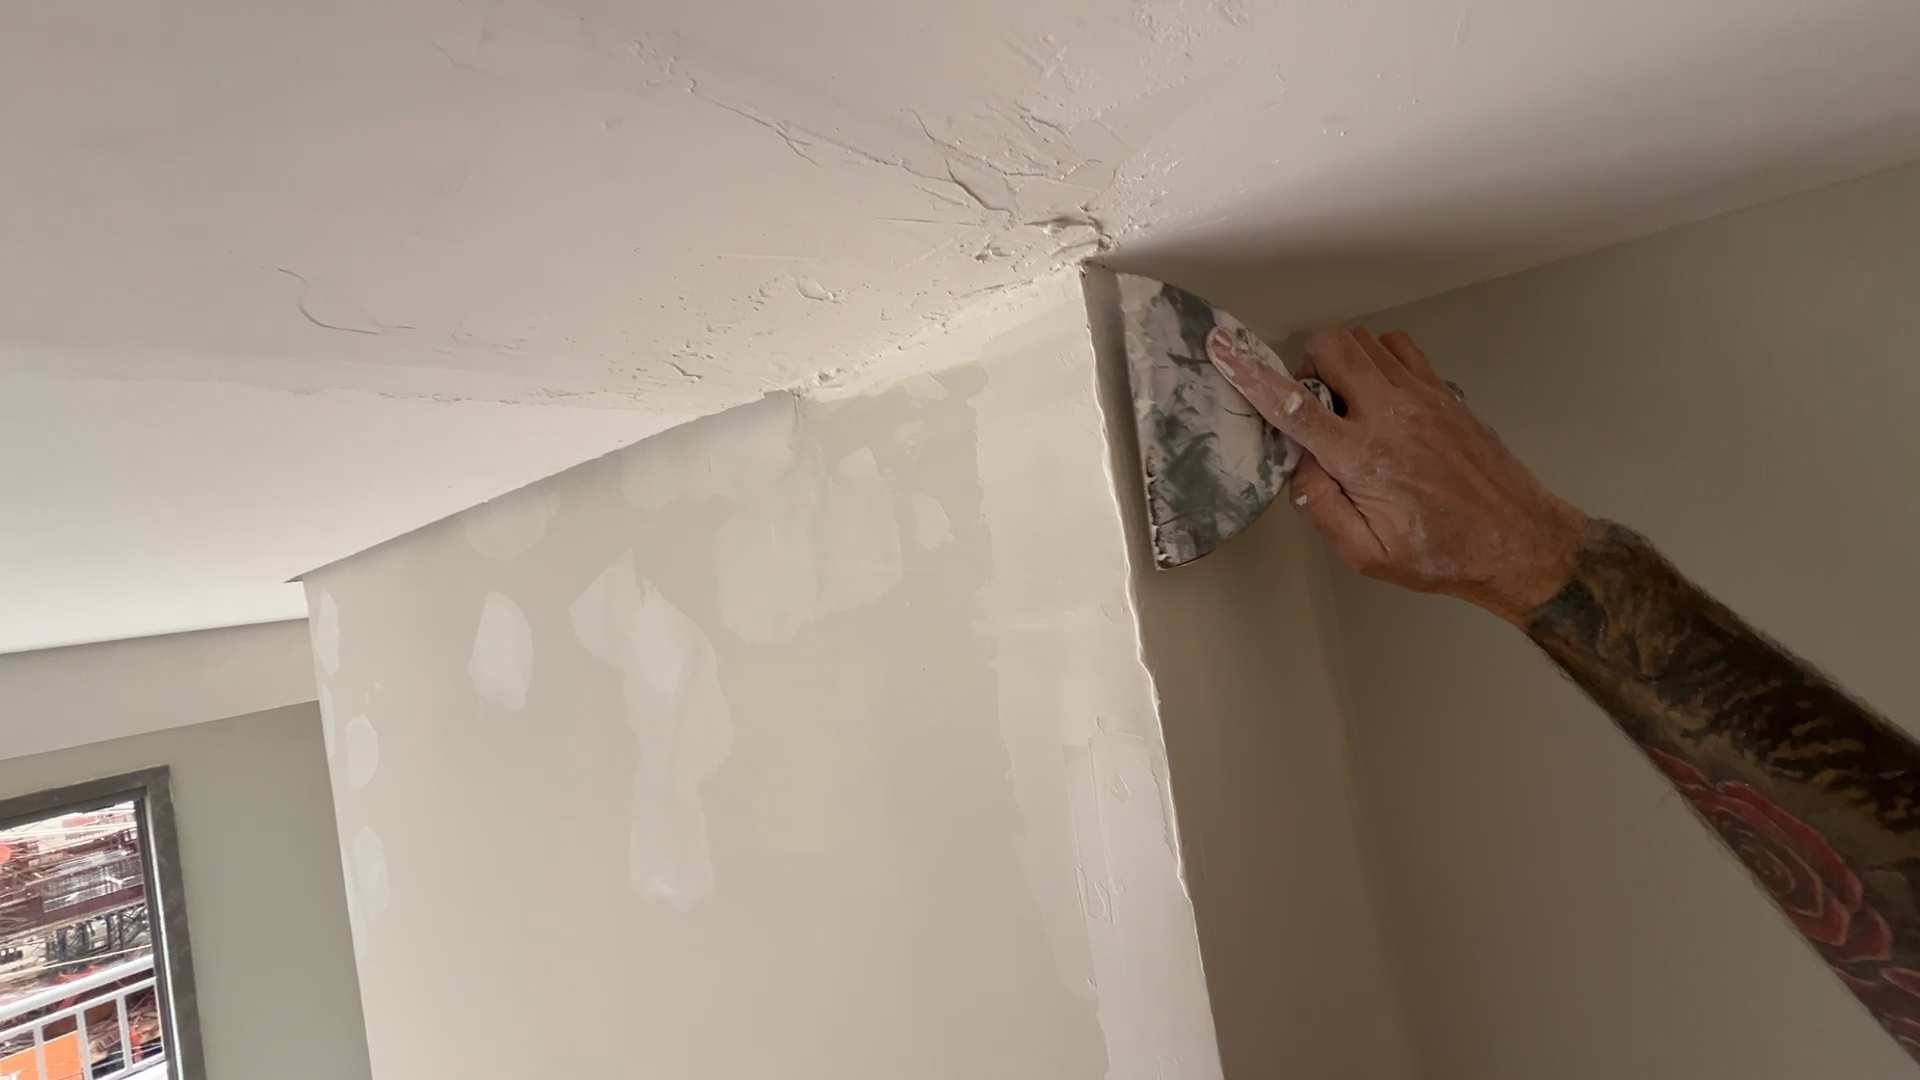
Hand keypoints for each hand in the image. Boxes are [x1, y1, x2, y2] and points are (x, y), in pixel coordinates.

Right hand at [1206, 326, 1594, 624]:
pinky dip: (1376, 358)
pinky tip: (1377, 394)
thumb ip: (1321, 508)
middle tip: (1310, 404)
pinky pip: (1399, 346)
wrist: (1520, 542)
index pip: (1294, 406)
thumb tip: (1296, 466)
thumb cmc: (1438, 555)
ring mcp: (1424, 397)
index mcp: (1364, 459)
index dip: (1253, 376)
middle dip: (1304, 363)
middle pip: (1332, 346)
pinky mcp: (1445, 392)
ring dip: (1339, 361)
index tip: (1225, 352)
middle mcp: (1393, 416)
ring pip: (1364, 339)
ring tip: (1343, 402)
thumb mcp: (1365, 554)